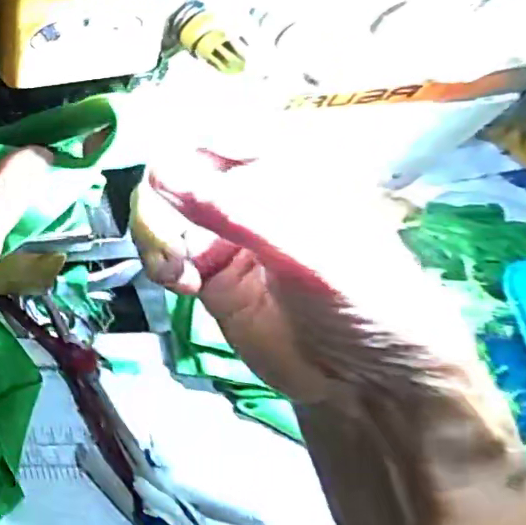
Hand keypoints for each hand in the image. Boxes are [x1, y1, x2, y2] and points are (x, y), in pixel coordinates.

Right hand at [134, 151, 493, 410]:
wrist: (372, 391)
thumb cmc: (371, 310)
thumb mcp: (308, 257)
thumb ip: (231, 212)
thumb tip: (159, 172)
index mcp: (289, 171)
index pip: (218, 134)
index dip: (182, 149)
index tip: (162, 179)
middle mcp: (247, 193)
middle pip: (172, 171)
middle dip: (158, 204)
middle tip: (169, 242)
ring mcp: (219, 229)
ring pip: (155, 207)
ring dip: (153, 236)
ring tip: (176, 272)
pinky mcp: (200, 264)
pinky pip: (155, 247)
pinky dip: (156, 262)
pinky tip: (183, 286)